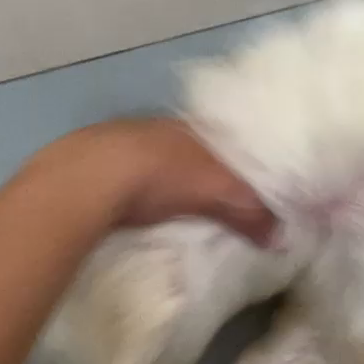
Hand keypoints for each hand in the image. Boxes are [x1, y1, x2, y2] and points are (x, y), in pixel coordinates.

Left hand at [37, 118, 279, 246]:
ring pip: (145, 161)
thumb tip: (283, 237)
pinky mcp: (80, 165)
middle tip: (205, 199)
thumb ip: (250, 211)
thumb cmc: (160, 174)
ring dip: (155, 181)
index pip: (217, 137)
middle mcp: (152, 126)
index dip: (230, 157)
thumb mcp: (216, 191)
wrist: (83, 181)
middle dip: (192, 169)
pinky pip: (113, 178)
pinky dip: (122, 193)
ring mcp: (112, 142)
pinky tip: (123, 212)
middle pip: (182, 148)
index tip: (240, 179)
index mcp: (187, 125)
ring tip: (166, 210)